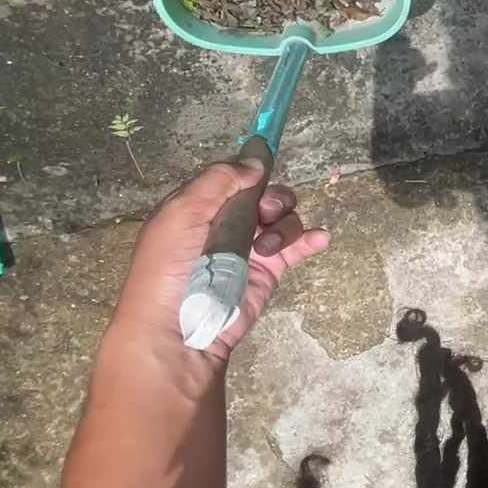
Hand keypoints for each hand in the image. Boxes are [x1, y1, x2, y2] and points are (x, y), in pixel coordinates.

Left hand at [112, 159, 331, 363]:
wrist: (179, 325)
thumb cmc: (169, 268)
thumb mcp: (181, 215)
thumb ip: (218, 182)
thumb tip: (256, 162)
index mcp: (200, 207)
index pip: (234, 178)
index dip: (250, 171)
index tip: (264, 165)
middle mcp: (228, 222)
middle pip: (267, 194)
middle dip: (273, 199)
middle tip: (265, 214)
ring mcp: (252, 245)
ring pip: (285, 217)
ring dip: (285, 226)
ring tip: (269, 248)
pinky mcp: (271, 266)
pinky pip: (300, 244)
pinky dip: (312, 238)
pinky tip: (318, 239)